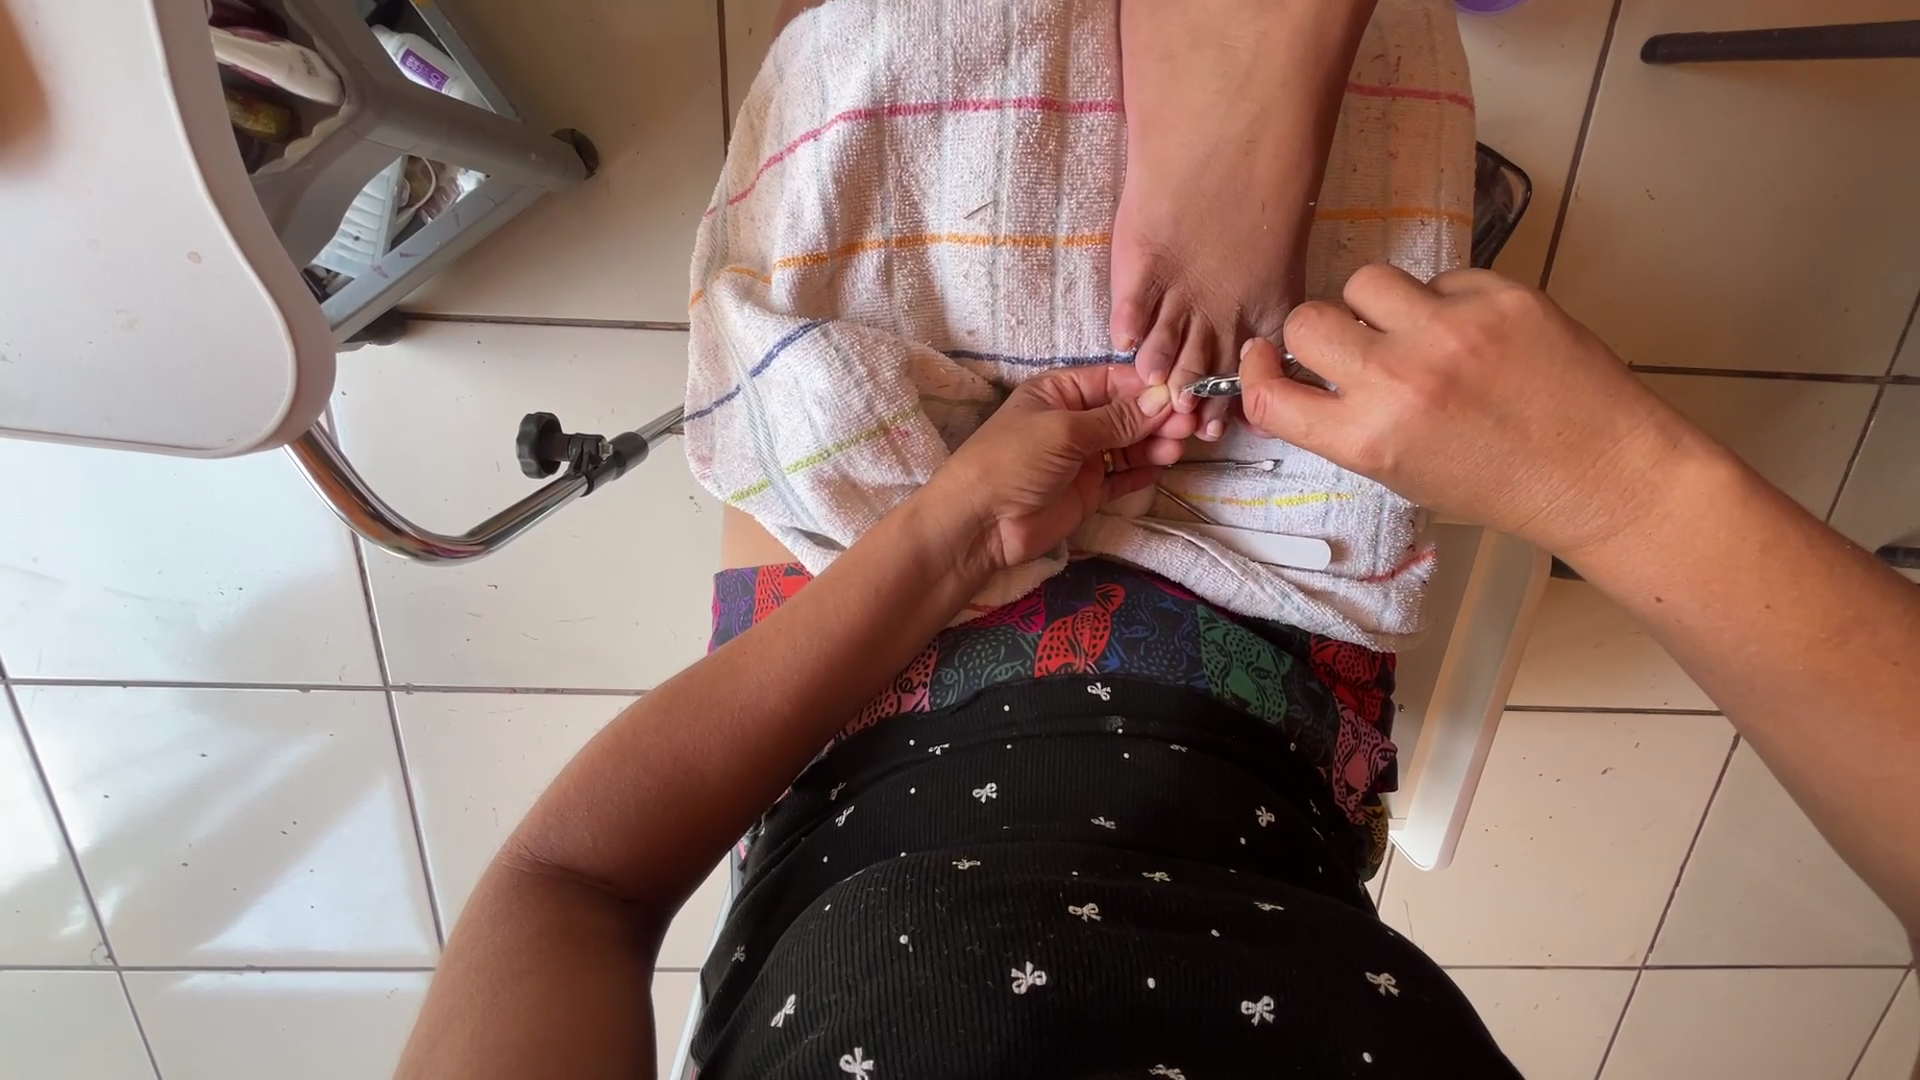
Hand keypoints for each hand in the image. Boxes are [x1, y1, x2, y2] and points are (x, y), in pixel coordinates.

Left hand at [919, 366, 1195, 571]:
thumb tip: (1164, 400)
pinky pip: (1122, 477)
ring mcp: (1081, 458)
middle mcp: (1073, 421)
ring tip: (1176, 449)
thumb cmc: (1013, 461)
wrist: (979, 524)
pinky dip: (1142, 472)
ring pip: (1128, 445)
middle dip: (1158, 416)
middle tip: (1189, 425)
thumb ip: (1116, 419)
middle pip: (1126, 412)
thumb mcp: (1064, 430)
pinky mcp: (1087, 492)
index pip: (1114, 381)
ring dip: (1154, 444)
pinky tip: (1161, 467)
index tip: (1183, 393)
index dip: (1149, 387)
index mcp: (1060, 392)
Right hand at [1239, 265, 1704, 555]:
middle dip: (1313, 334)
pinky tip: (1469, 331)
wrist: (1598, 473)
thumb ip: (1336, 421)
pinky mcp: (1499, 296)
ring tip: (1407, 329)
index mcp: (1366, 439)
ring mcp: (1449, 331)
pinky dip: (1441, 301)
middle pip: (1306, 321)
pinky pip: (1436, 278)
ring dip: (1372, 305)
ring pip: (1364, 281)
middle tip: (1345, 347)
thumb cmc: (1486, 483)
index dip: (1254, 372)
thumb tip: (1294, 372)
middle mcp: (1398, 380)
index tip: (1263, 361)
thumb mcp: (1389, 469)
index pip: (1268, 395)